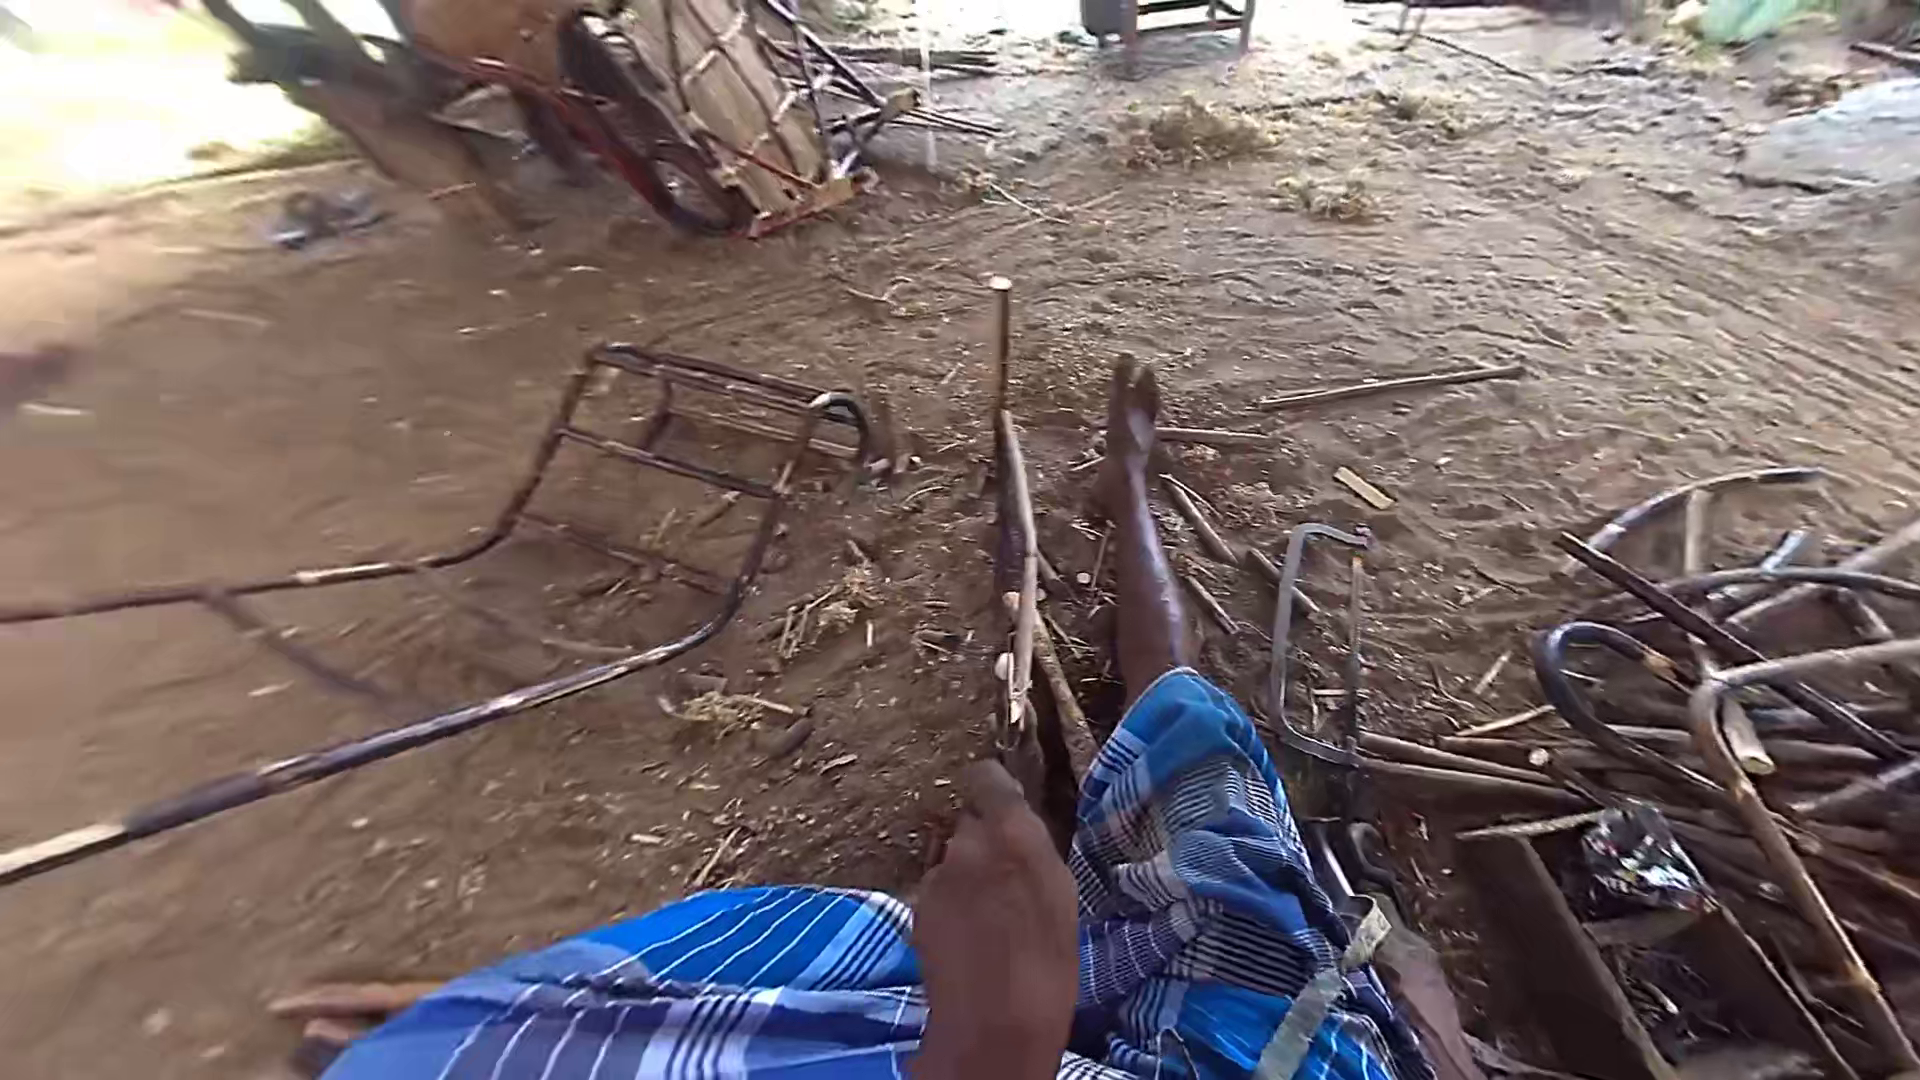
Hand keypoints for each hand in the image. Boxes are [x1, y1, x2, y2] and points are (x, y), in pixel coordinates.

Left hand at [911, 761, 1078, 1079]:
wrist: (994, 1025)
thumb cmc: (1047, 957)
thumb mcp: (1060, 888)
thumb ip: (1032, 842)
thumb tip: (1016, 817)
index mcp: (1011, 829)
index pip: (986, 775)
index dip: (991, 787)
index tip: (1000, 804)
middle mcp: (968, 838)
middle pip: (969, 819)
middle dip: (982, 836)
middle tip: (999, 872)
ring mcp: (939, 868)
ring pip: (952, 852)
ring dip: (964, 867)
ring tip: (982, 909)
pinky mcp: (918, 898)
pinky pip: (936, 882)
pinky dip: (948, 896)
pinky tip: (962, 929)